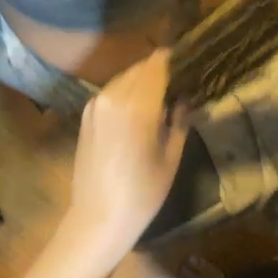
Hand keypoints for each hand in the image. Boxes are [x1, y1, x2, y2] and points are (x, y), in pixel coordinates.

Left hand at [60, 50, 187, 259]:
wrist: (98, 218)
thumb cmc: (142, 194)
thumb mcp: (171, 157)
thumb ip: (179, 120)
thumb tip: (185, 97)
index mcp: (137, 106)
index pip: (159, 64)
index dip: (176, 59)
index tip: (192, 62)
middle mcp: (112, 96)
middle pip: (141, 68)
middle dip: (161, 71)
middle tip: (181, 82)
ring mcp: (95, 104)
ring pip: (125, 78)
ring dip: (143, 81)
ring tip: (163, 97)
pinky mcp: (86, 114)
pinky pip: (112, 92)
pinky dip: (127, 93)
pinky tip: (140, 111)